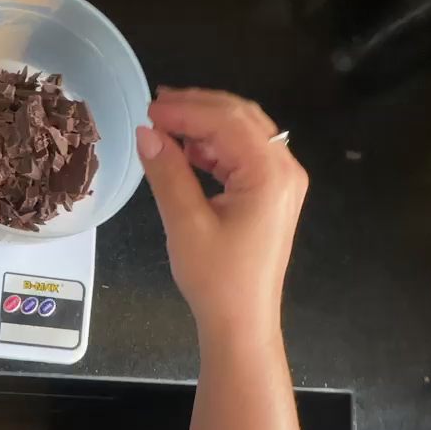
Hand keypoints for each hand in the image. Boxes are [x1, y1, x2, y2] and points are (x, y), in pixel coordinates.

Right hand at [136, 89, 306, 338]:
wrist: (241, 322)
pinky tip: (187, 150)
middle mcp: (285, 169)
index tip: (149, 109)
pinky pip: (244, 157)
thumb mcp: (185, 225)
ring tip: (165, 125)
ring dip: (205, 126)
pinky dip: (214, 148)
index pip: (228, 122)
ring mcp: (281, 182)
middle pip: (242, 118)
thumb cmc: (216, 279)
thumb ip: (167, 174)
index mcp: (270, 173)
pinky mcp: (271, 196)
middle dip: (198, 108)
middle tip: (155, 106)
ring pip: (244, 134)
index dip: (187, 109)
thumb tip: (146, 133)